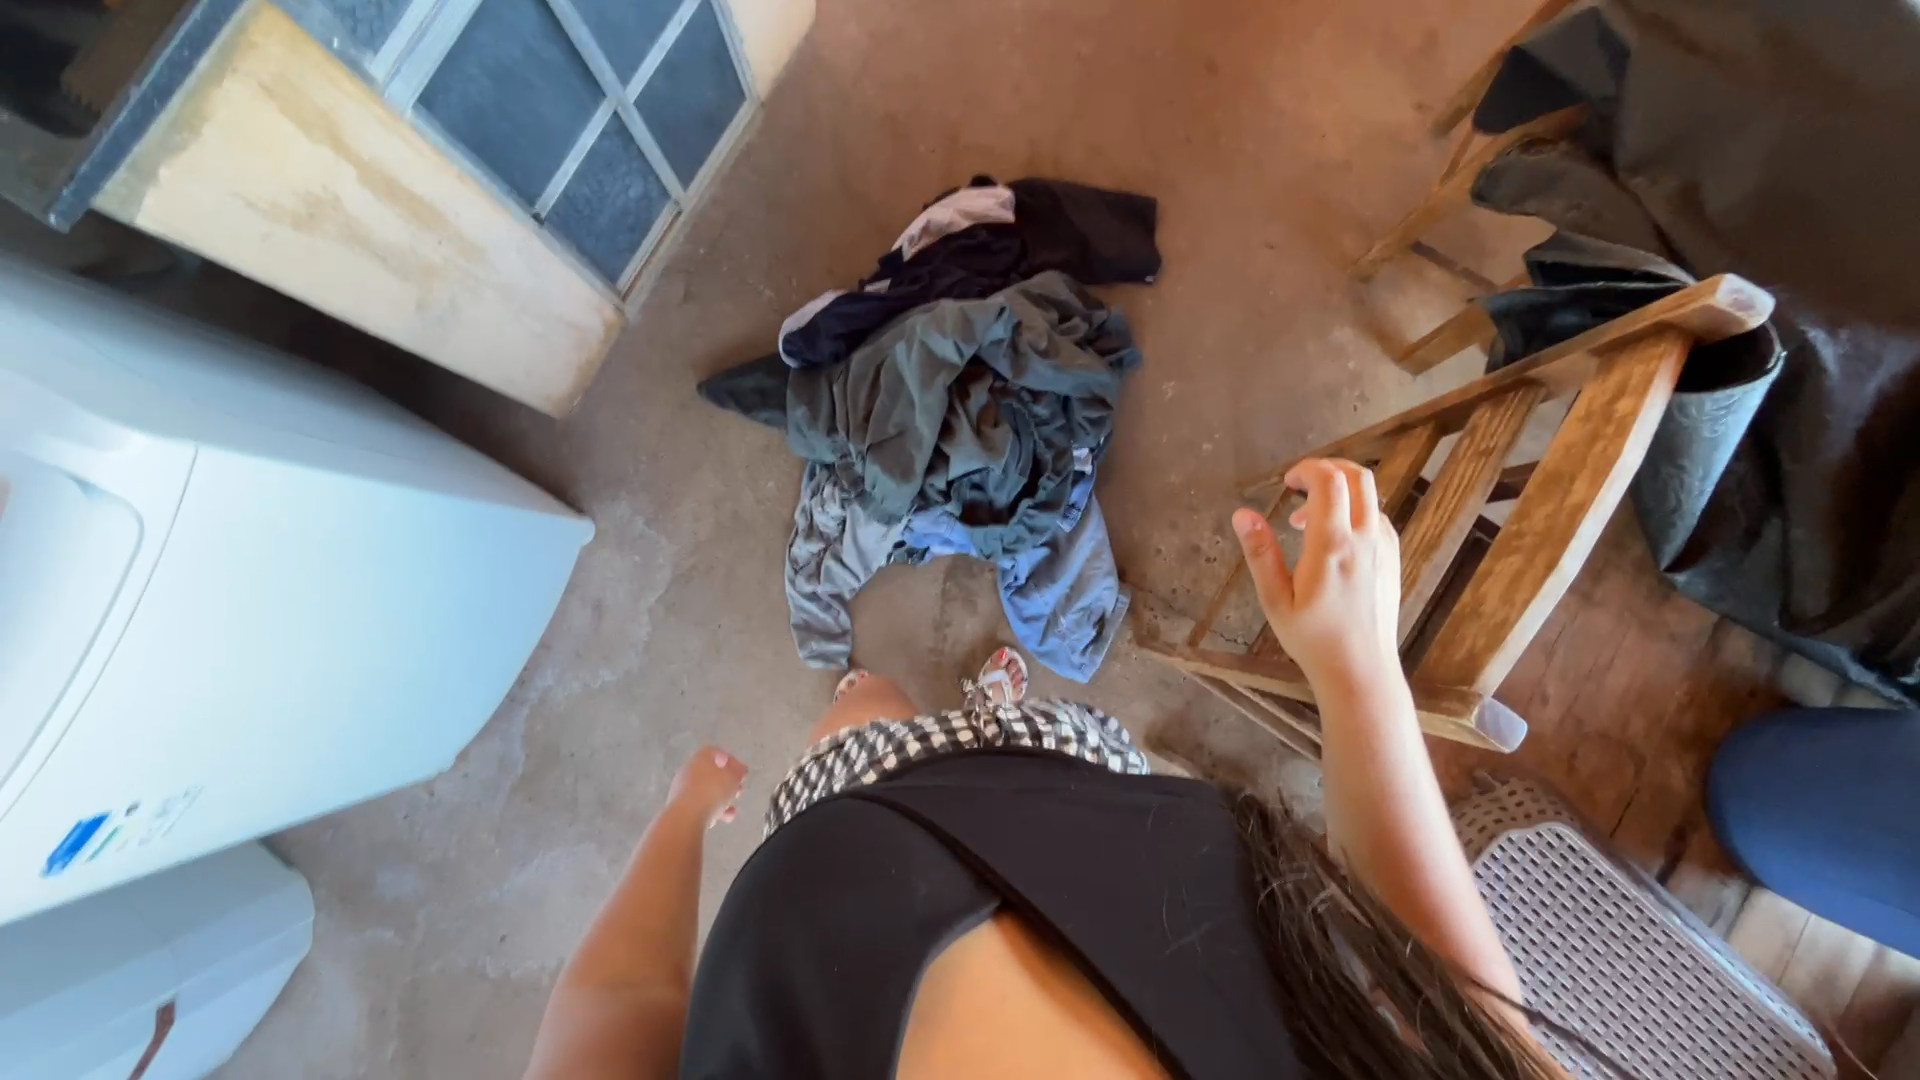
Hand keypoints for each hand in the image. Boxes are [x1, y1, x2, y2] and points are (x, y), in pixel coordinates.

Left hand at [669, 746, 748, 826]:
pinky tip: (724, 818)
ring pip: (706, 790)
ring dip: (721, 797)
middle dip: (726, 782)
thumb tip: (740, 769)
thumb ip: (738, 772)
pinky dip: (712, 809)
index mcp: (700, 758)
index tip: (740, 771)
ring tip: (732, 807)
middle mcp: (688, 771)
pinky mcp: (680, 807)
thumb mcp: (733, 778)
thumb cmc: (712, 791)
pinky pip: (700, 805)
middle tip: (738, 789)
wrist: (686, 817)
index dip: (729, 760)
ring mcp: (682, 790)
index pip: (715, 752)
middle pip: (710, 772)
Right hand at [1231, 458, 1401, 690]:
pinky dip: (1354, 511)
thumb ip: (1260, 552)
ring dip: (1340, 491)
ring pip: (1371, 496)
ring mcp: (1384, 549)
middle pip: (1358, 477)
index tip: (1285, 481)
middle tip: (1298, 484)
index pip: (1329, 482)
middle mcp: (1364, 540)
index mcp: (1332, 546)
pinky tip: (1332, 538)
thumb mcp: (1274, 599)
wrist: (1360, 670)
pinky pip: (1377, 517)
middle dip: (1327, 468)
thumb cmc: (1311, 638)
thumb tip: (1243, 514)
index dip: (1306, 469)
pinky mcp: (1392, 560)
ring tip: (1306, 519)